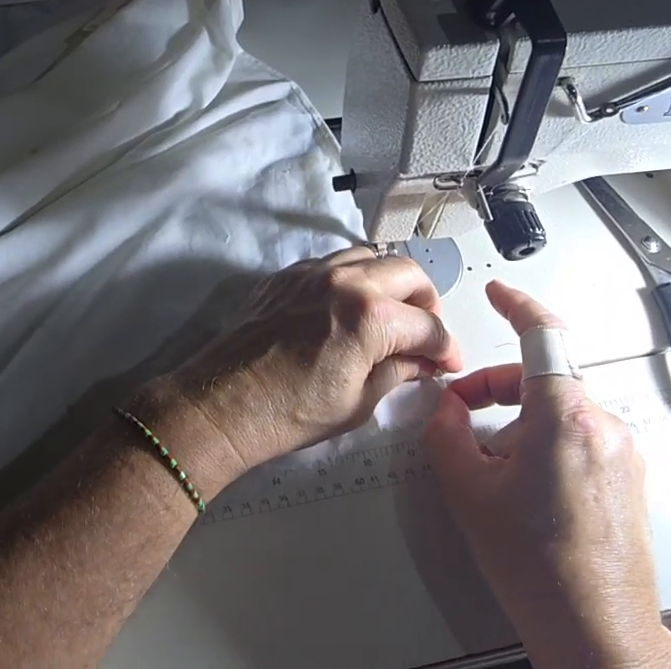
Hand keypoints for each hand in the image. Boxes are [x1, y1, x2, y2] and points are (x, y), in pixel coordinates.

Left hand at [139, 247, 463, 488]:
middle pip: (408, 274)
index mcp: (369, 317)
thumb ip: (399, 371)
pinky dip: (354, 277)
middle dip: (427, 303)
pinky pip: (335, 262)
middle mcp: (345, 281)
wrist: (223, 404)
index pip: (428, 325)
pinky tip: (351, 306)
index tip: (447, 361)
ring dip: (390, 282)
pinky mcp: (289, 273)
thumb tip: (426, 362)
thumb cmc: (290, 414)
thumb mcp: (358, 402)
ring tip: (391, 314)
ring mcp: (313, 271)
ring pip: (372, 257)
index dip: (446, 347)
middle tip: (425, 333)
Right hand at [422, 281, 670, 668]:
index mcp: (565, 418)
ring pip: (557, 411)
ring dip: (518, 423)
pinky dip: (544, 443)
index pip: (542, 337)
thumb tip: (446, 411)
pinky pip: (578, 437)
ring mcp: (621, 453)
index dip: (516, 306)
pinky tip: (523, 486)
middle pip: (541, 378)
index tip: (499, 294)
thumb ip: (446, 435)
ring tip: (491, 468)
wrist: (598, 635)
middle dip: (496, 387)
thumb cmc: (541, 571)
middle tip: (460, 411)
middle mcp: (602, 426)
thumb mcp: (469, 493)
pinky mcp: (627, 477)